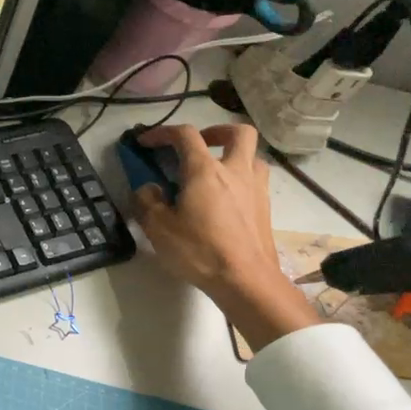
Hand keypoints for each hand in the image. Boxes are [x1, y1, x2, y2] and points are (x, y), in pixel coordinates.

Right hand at [130, 123, 319, 349]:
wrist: (245, 278)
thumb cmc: (199, 250)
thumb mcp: (158, 228)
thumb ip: (147, 202)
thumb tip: (149, 189)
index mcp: (205, 171)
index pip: (185, 136)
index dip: (163, 132)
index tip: (146, 142)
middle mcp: (235, 171)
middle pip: (237, 132)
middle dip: (215, 131)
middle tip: (198, 145)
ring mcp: (255, 188)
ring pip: (252, 155)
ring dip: (232, 155)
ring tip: (214, 172)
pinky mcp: (264, 206)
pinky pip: (255, 178)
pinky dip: (240, 177)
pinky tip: (226, 198)